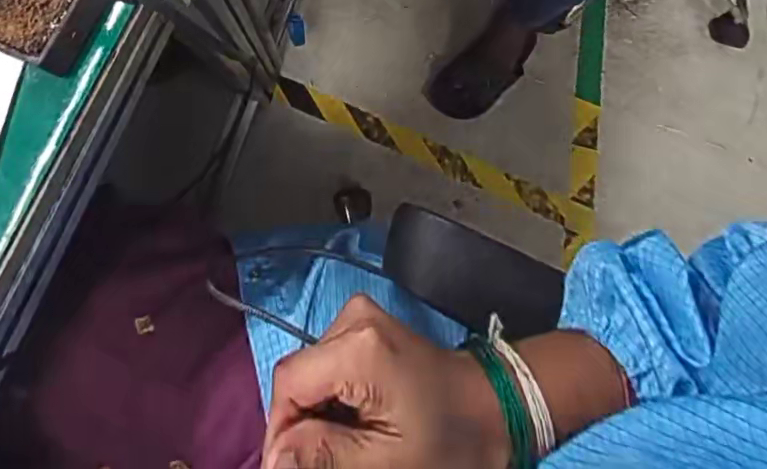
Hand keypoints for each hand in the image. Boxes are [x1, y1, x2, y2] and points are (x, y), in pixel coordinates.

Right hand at [262, 295, 506, 468]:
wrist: (492, 406)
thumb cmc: (448, 442)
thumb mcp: (388, 463)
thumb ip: (326, 456)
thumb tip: (274, 458)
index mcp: (358, 347)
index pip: (290, 380)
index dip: (281, 428)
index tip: (287, 468)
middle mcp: (352, 318)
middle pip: (300, 373)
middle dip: (301, 423)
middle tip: (318, 465)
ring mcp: (359, 315)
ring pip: (311, 369)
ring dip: (316, 411)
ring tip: (344, 445)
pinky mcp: (364, 321)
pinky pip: (328, 361)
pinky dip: (331, 396)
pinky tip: (353, 421)